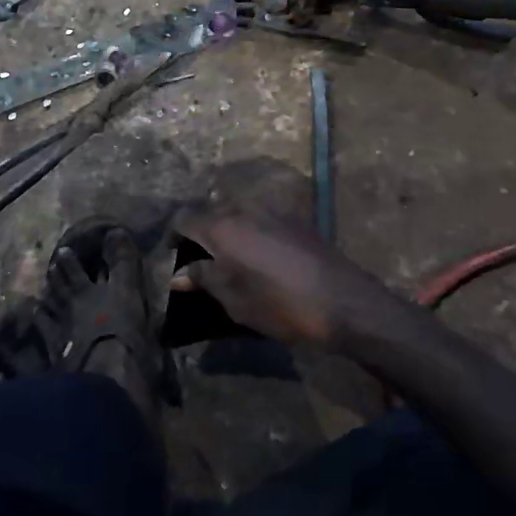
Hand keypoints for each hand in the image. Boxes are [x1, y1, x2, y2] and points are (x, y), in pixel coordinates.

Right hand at [171, 209, 415, 349]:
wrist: (343, 302)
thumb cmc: (281, 306)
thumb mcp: (235, 301)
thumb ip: (204, 280)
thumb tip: (179, 274)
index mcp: (223, 227)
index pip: (184, 219)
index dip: (172, 236)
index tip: (171, 257)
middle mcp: (243, 209)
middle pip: (211, 213)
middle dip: (200, 234)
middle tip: (199, 263)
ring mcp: (271, 210)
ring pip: (236, 215)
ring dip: (227, 233)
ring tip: (229, 263)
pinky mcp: (293, 219)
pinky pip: (259, 219)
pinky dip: (250, 234)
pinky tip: (258, 259)